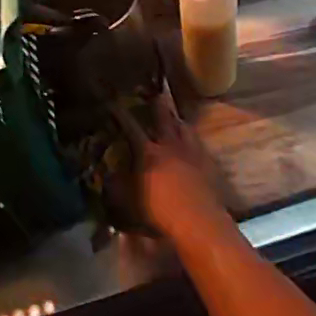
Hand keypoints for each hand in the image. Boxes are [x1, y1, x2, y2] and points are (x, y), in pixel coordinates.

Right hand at [115, 97, 238, 247]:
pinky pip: (198, 143)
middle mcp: (169, 145)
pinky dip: (192, 138)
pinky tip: (192, 141)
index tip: (113, 103)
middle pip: (163, 117)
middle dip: (156, 104)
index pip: (130, 127)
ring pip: (183, 127)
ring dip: (177, 119)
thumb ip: (117, 187)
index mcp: (147, 152)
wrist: (198, 221)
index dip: (120, 114)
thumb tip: (107, 175)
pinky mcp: (207, 162)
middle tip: (153, 94)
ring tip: (174, 116)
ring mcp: (191, 151)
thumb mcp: (128, 203)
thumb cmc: (158, 213)